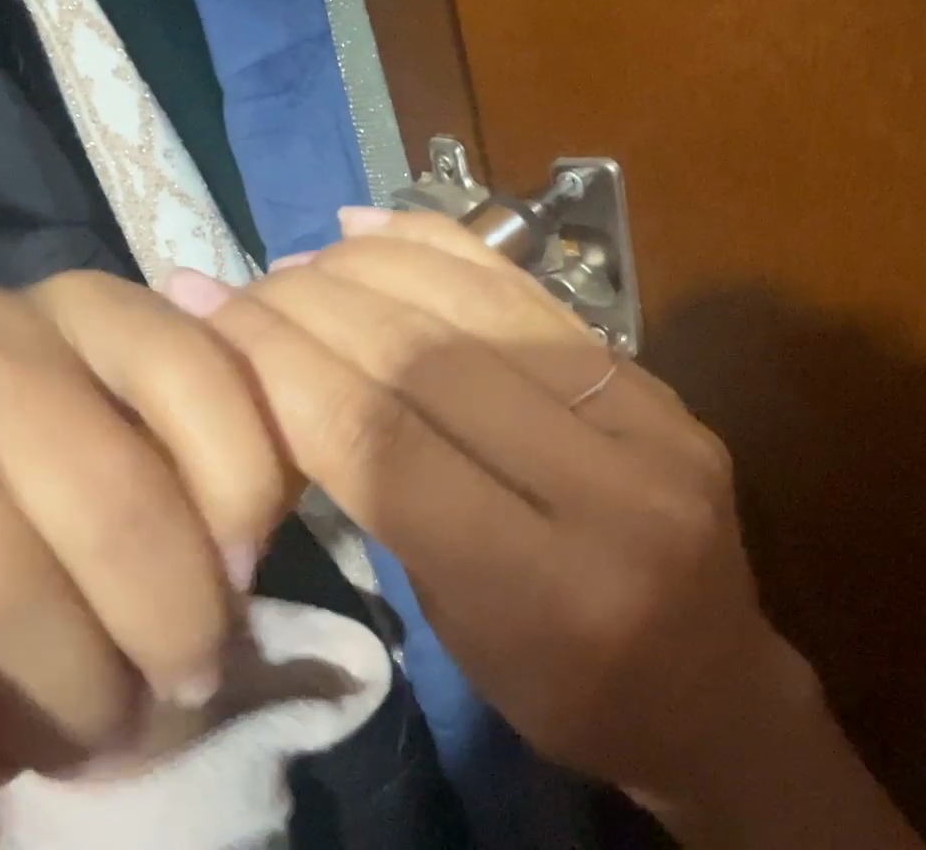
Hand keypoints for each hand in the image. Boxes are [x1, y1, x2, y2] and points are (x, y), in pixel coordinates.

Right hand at [164, 207, 803, 801]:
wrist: (715, 693)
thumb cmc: (566, 695)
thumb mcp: (457, 628)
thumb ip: (388, 503)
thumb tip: (291, 379)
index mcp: (543, 587)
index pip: (384, 444)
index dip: (284, 369)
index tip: (210, 320)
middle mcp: (609, 488)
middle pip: (429, 361)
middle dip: (317, 309)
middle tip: (242, 284)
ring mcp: (651, 421)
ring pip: (482, 309)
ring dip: (375, 269)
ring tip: (302, 257)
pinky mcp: (663, 385)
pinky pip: (537, 296)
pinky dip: (450, 252)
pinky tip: (381, 229)